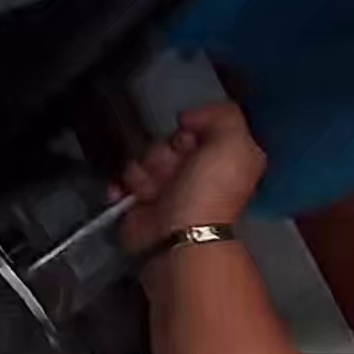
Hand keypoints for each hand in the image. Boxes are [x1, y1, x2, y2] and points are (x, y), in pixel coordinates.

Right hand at [110, 102, 266, 253]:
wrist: (177, 237)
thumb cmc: (209, 192)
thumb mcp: (234, 144)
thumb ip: (222, 115)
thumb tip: (187, 118)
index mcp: (218, 158)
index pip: (192, 128)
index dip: (188, 133)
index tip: (190, 146)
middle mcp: (191, 172)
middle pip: (163, 143)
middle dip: (162, 156)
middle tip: (172, 175)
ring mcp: (163, 189)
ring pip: (139, 160)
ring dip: (142, 174)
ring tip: (153, 193)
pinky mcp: (137, 204)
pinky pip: (119, 182)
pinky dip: (120, 188)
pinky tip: (130, 195)